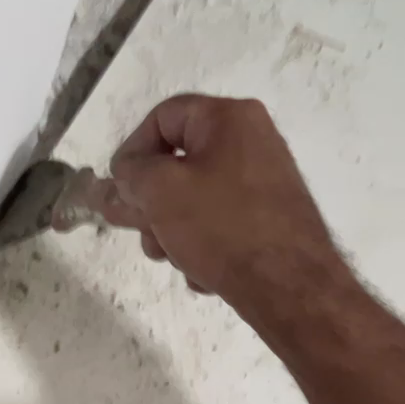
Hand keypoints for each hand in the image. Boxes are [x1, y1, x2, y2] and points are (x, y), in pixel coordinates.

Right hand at [99, 94, 347, 306]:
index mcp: (229, 119)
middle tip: (135, 231)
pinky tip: (200, 272)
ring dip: (171, 231)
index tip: (116, 191)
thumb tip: (122, 176)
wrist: (288, 285)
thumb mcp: (162, 193)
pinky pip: (220, 225)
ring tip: (172, 258)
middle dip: (149, 203)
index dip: (131, 152)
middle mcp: (252, 142)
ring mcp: (263, 184)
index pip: (163, 118)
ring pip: (195, 200)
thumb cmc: (222, 227)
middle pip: (178, 163)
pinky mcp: (269, 222)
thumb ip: (132, 176)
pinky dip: (203, 247)